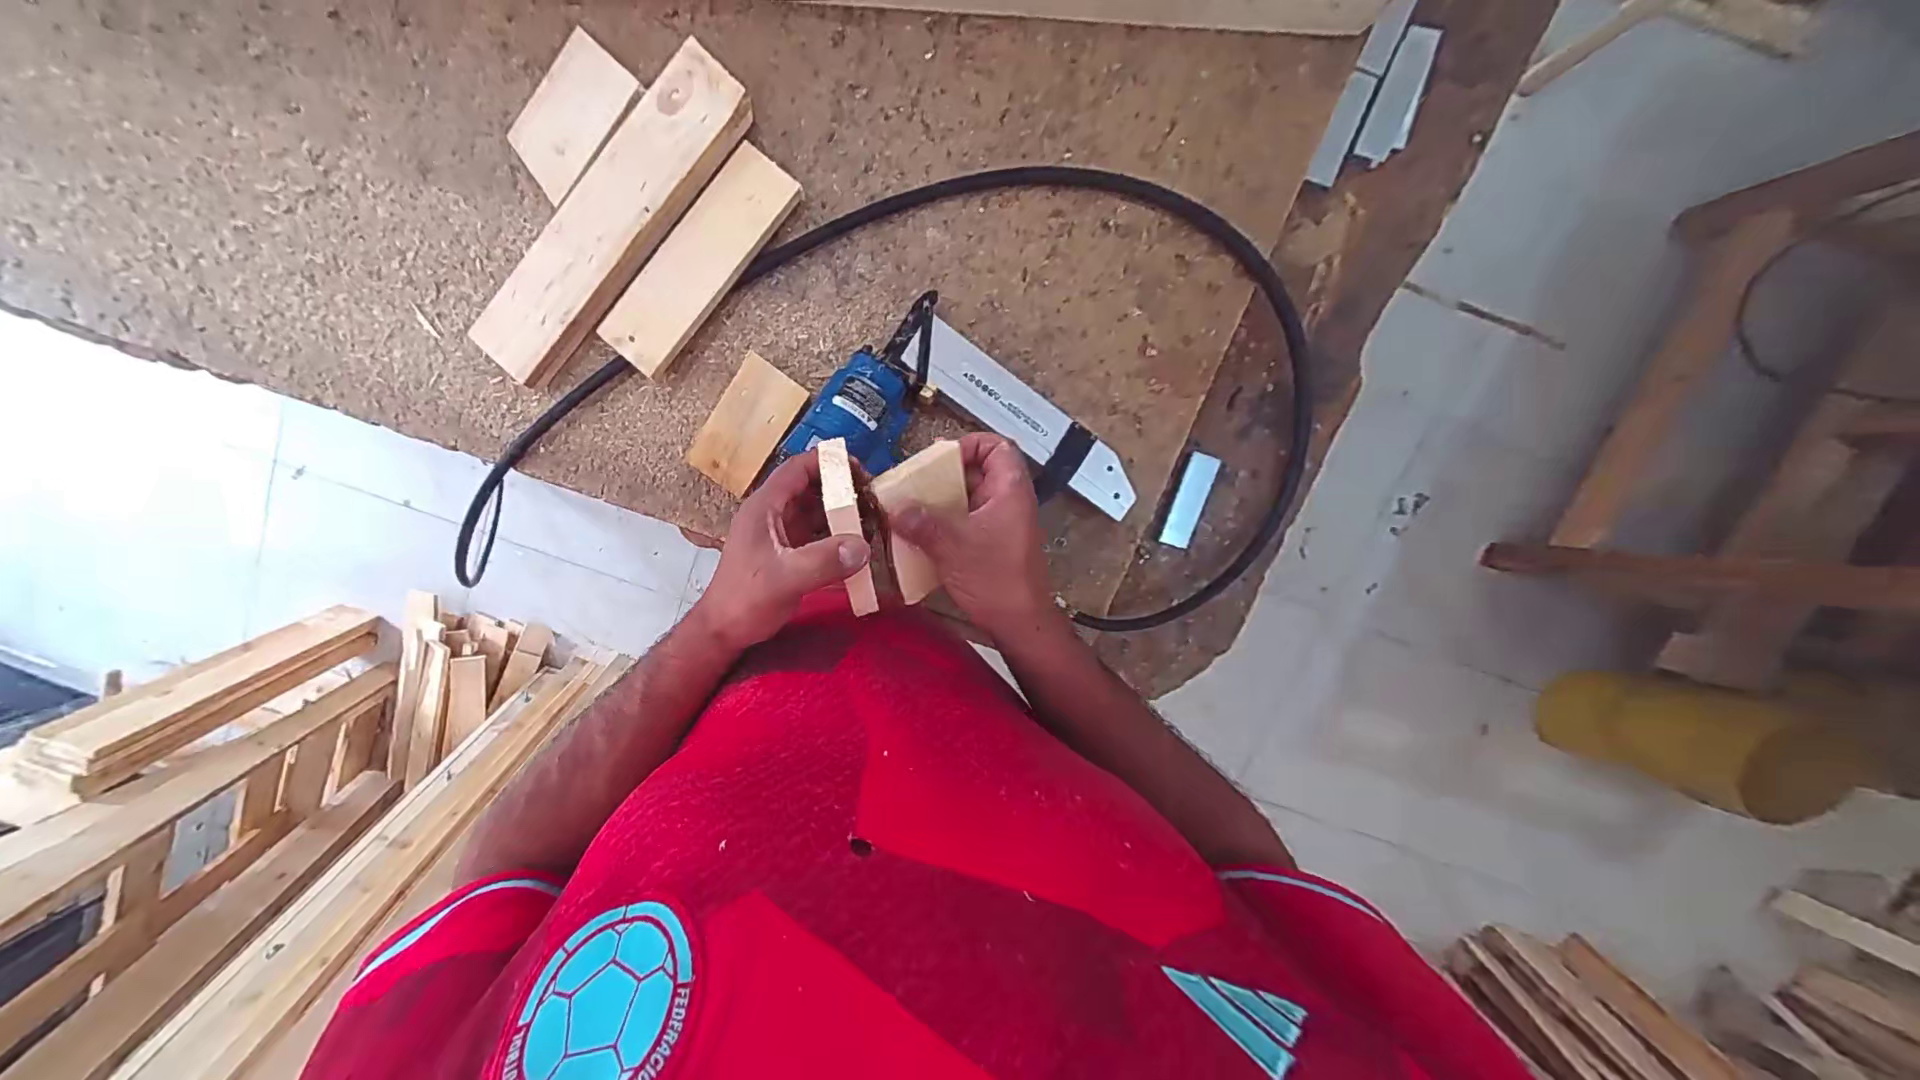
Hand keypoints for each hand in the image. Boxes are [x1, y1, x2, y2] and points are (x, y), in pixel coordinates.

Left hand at [688, 450, 870, 651]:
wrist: (724, 631)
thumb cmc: (744, 600)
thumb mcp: (785, 578)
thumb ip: (822, 561)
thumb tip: (863, 546)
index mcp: (765, 507)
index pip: (798, 469)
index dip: (827, 462)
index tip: (859, 470)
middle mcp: (773, 514)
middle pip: (811, 487)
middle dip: (842, 488)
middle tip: (873, 499)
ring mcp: (780, 534)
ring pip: (816, 510)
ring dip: (842, 511)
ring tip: (872, 519)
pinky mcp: (788, 553)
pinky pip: (818, 533)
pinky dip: (838, 534)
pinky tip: (858, 544)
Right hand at [889, 433, 1061, 642]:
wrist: (1020, 623)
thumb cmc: (998, 580)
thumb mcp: (953, 545)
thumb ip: (921, 523)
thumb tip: (894, 507)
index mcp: (1010, 490)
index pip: (997, 446)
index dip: (970, 444)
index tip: (940, 459)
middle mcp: (1009, 502)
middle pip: (977, 472)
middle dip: (944, 477)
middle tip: (915, 485)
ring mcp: (1002, 524)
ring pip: (969, 499)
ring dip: (941, 503)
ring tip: (911, 509)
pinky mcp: (993, 545)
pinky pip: (967, 522)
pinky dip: (946, 524)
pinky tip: (921, 536)